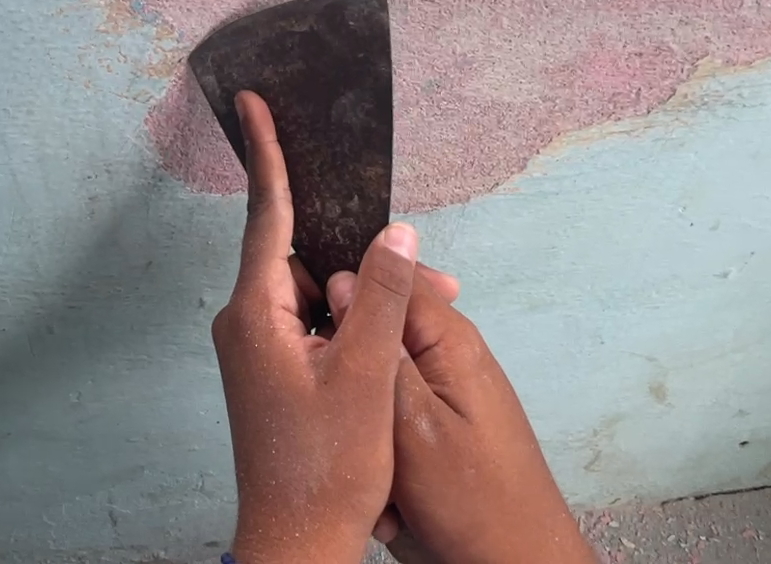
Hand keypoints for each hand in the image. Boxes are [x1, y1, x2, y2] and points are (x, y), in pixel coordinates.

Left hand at [212, 91, 420, 563]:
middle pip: (299, 253)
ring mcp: (257, 343)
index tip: (252, 103)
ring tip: (419, 297)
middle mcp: (247, 318)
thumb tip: (398, 232)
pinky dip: (348, 317)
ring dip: (360, 291)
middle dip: (352, 246)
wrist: (296, 542)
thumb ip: (381, 297)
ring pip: (313, 289)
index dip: (266, 153)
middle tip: (414, 256)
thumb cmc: (326, 468)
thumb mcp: (365, 376)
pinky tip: (386, 326)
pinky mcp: (273, 365)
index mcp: (256, 310)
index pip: (265, 213)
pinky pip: (312, 318)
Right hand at [326, 270, 592, 563]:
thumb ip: (378, 349)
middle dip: (345, 333)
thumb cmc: (468, 500)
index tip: (302, 303)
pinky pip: (390, 387)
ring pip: (378, 351)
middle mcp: (446, 346)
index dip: (342, 277)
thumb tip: (343, 280)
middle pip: (380, 309)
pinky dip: (372, 408)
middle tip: (315, 362)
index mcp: (446, 335)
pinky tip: (360, 439)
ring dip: (356, 377)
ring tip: (335, 407)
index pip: (388, 269)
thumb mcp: (411, 424)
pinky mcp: (433, 408)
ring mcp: (441, 378)